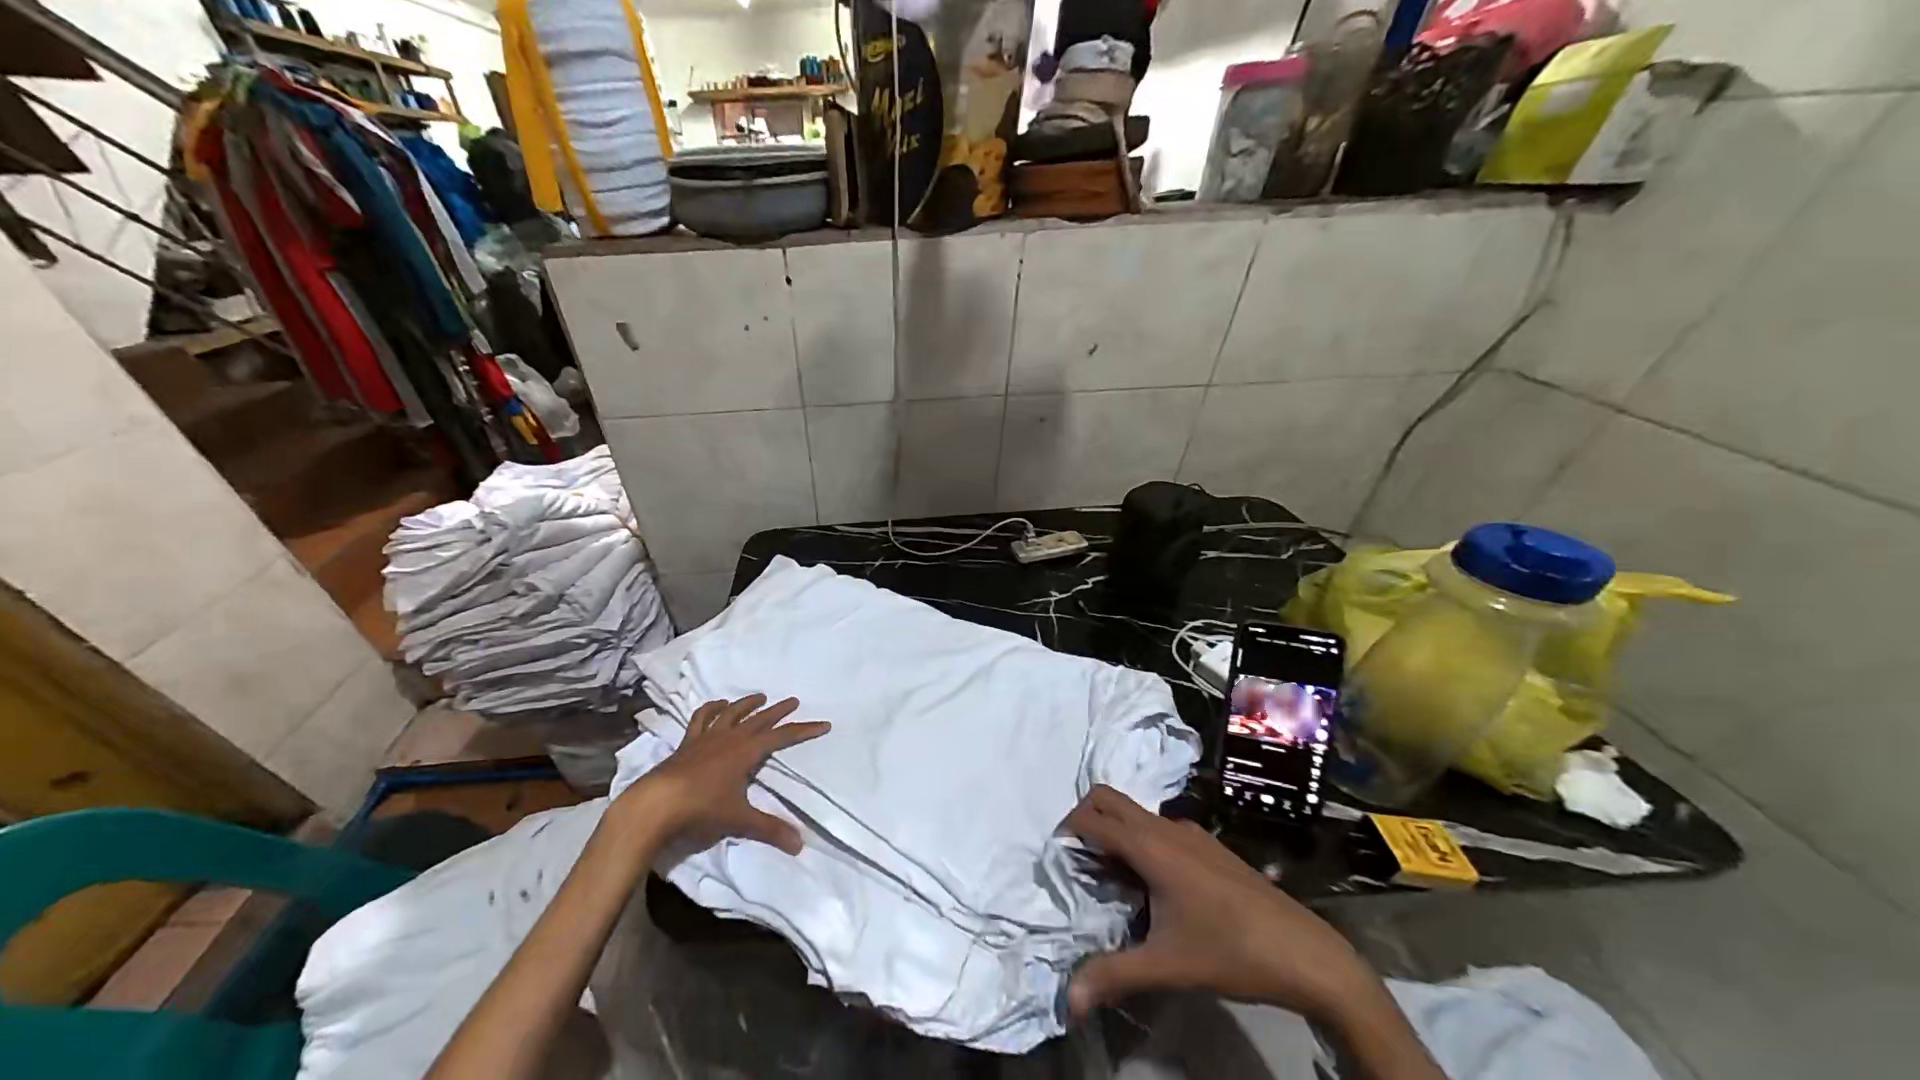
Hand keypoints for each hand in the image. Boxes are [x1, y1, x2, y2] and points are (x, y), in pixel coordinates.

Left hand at [613, 694, 829, 855]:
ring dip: (747, 704)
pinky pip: (701, 719)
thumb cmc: (700, 810)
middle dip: (778, 711)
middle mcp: (729, 739)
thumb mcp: (739, 820)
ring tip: (759, 697)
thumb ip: (770, 829)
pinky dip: (711, 709)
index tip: (823, 724)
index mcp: (746, 752)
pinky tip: (718, 705)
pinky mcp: (686, 744)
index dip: (803, 730)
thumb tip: (800, 845)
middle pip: (759, 719)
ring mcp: (705, 739)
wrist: (654, 806)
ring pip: (731, 714)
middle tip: (793, 701)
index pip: (782, 737)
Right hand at [1063, 785, 1380, 1023]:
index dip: (1068, 831)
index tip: (1056, 860)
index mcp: (1151, 846)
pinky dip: (1141, 843)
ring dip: (1115, 833)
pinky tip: (1152, 888)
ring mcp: (1193, 834)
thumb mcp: (1167, 966)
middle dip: (1085, 818)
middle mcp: (1168, 828)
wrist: (1307, 954)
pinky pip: (1160, 829)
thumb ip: (1113, 976)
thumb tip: (1069, 999)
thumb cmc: (1231, 952)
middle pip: (1111, 799)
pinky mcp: (1210, 847)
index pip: (1093, 818)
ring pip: (1137, 815)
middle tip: (1076, 861)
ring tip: (1109, 880)